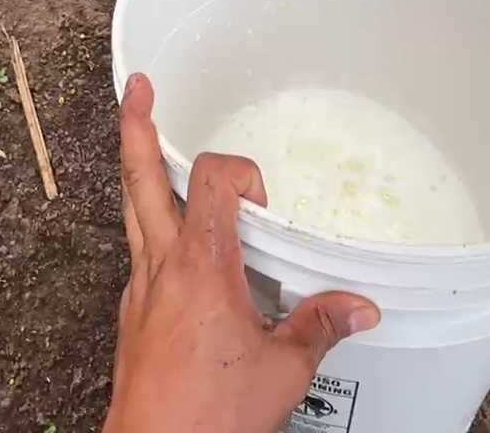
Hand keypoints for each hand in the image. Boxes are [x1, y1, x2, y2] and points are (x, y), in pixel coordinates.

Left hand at [104, 75, 379, 432]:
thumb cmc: (208, 415)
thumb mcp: (280, 371)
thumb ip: (318, 326)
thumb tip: (357, 306)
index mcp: (202, 263)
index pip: (216, 179)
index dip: (243, 172)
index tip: (261, 199)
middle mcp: (163, 262)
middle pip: (141, 176)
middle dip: (136, 125)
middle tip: (137, 89)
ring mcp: (141, 283)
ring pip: (131, 206)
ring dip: (136, 166)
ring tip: (140, 135)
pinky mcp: (133, 307)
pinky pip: (139, 247)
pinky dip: (150, 224)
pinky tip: (172, 239)